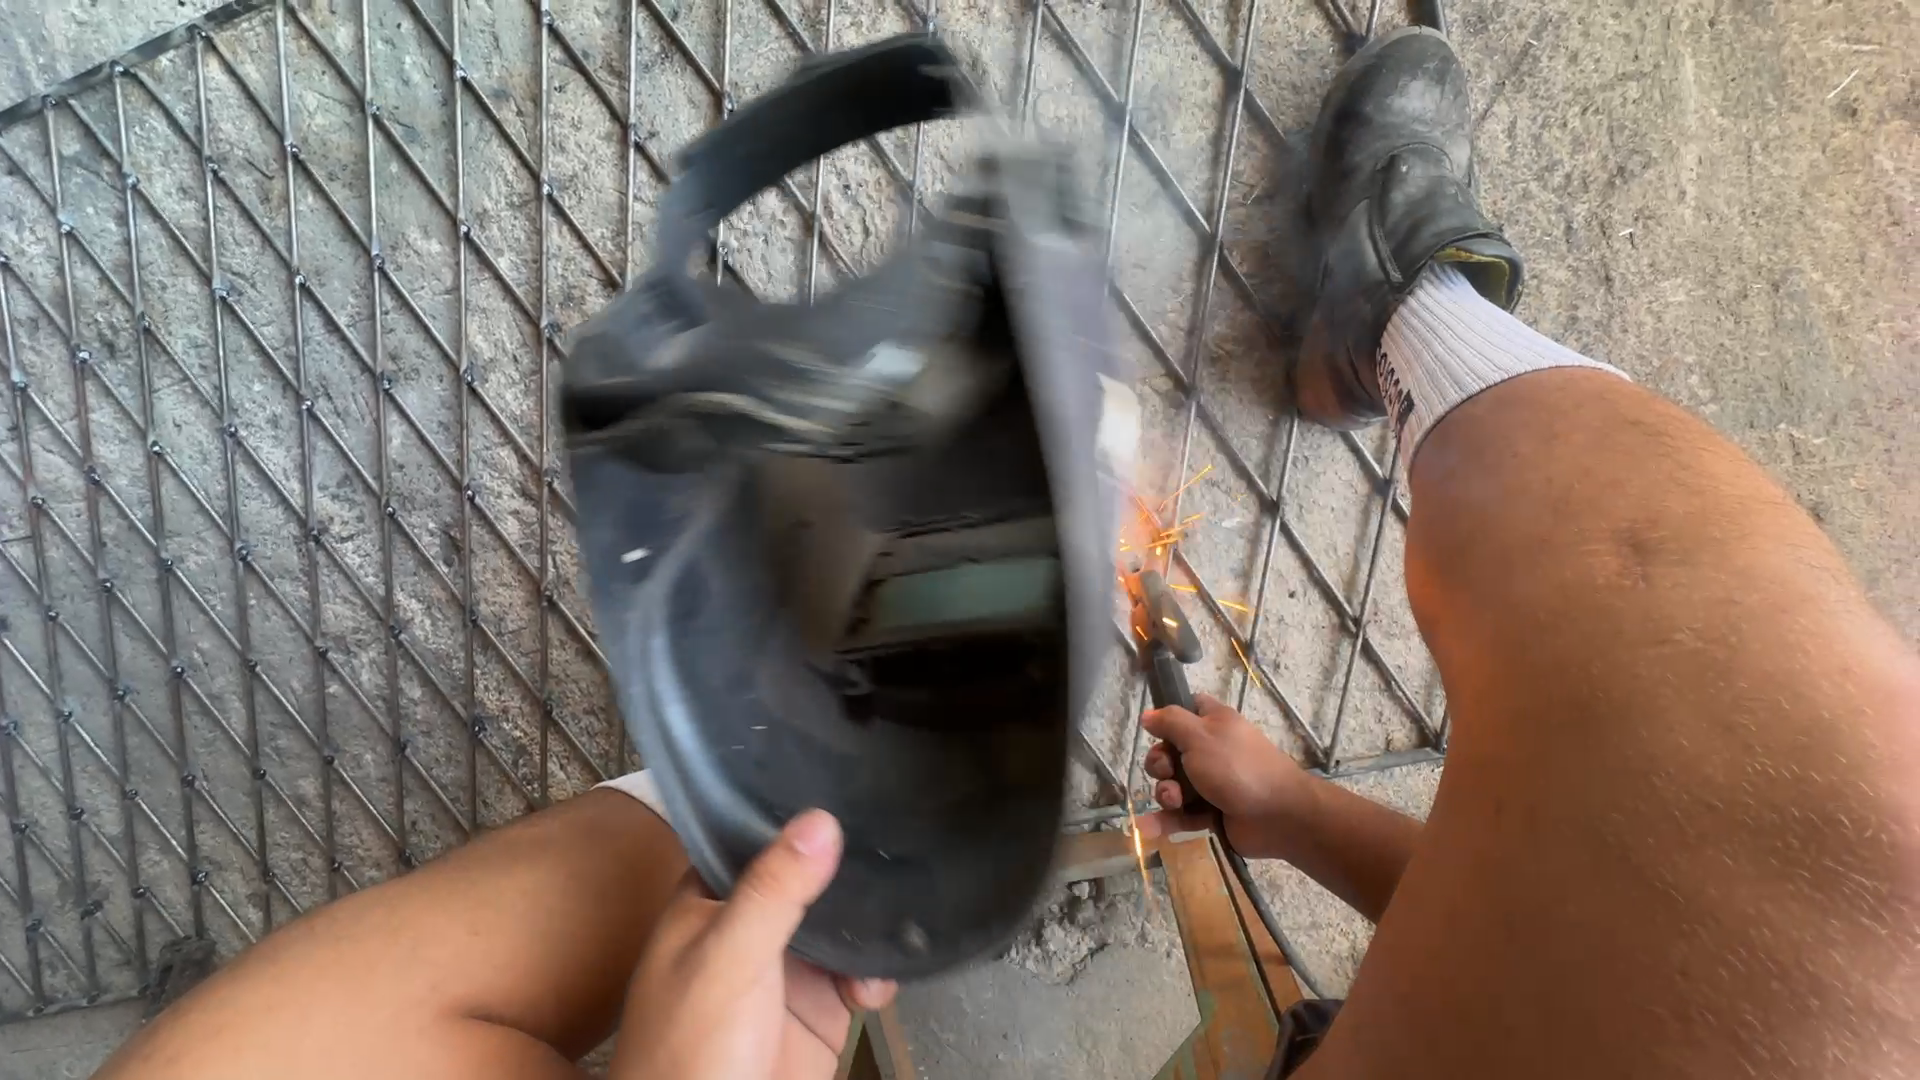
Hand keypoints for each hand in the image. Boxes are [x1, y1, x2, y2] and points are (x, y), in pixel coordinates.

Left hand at [611, 810, 896, 1079]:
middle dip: (848, 866)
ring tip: (894, 921)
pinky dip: (878, 971)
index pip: (754, 835)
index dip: (795, 812)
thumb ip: (773, 891)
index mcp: (711, 900)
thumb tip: (821, 819)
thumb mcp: (728, 960)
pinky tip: (879, 983)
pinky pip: (859, 972)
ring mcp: (787, 968)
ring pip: (840, 921)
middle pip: (808, 875)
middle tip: (895, 840)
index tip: (846, 786)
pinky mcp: (819, 1008)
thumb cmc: (691, 1054)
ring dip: (870, 922)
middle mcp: (750, 924)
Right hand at [1138, 693, 1311, 857]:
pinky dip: (1165, 820)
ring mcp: (1211, 783)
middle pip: (1170, 752)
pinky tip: (1146, 829)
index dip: (1169, 718)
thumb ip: (1170, 722)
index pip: (1187, 709)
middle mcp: (1211, 751)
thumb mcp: (1200, 735)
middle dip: (1160, 764)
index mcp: (1213, 724)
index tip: (1156, 729)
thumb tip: (1147, 715)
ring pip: (1172, 784)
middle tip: (1167, 771)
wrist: (1278, 816)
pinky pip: (1181, 814)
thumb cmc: (1237, 766)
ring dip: (1166, 793)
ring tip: (1175, 801)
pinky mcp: (1211, 813)